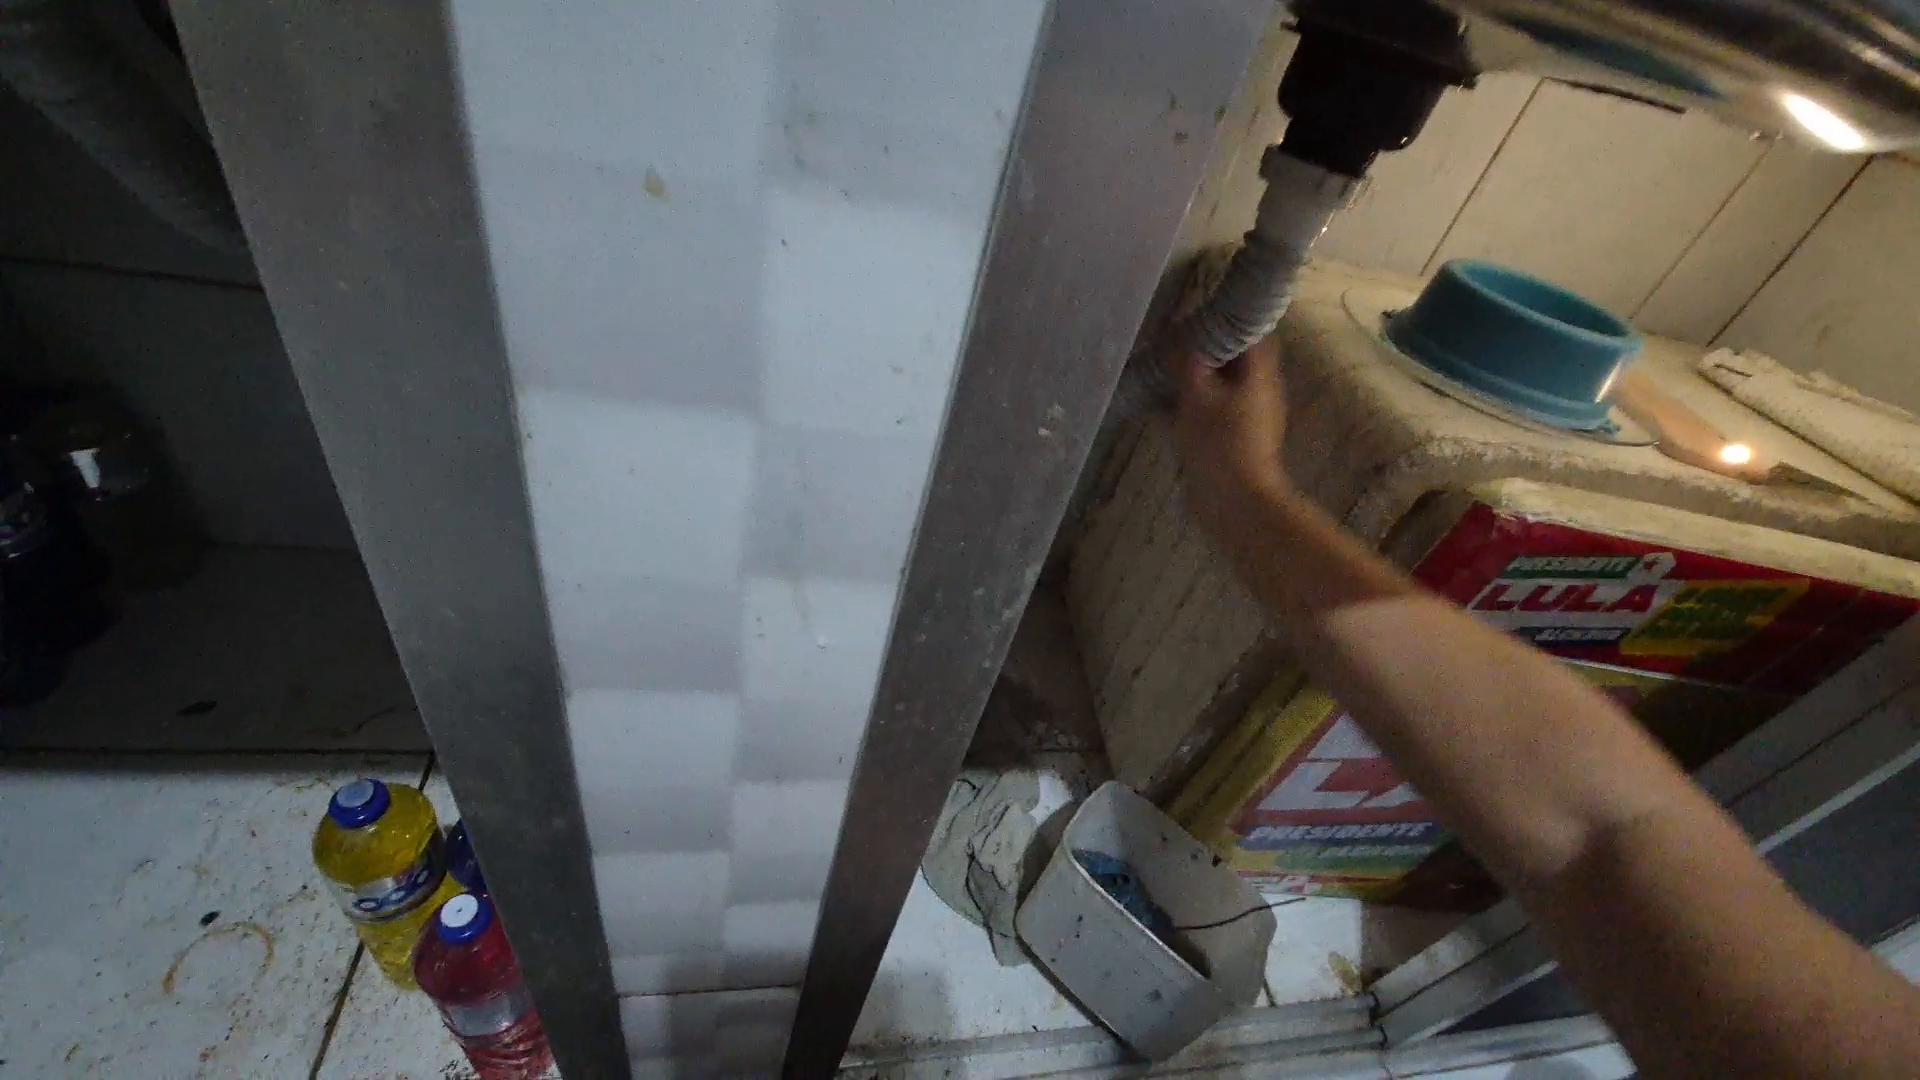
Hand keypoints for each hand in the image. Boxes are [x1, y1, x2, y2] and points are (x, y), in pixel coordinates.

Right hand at [1170, 334, 1291, 540]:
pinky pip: (1210, 412)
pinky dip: (1189, 404)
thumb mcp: (1198, 397)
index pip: (1252, 334)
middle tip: (1170, 343)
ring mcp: (1245, 419)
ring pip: (1219, 387)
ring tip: (1160, 371)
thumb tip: (1176, 337)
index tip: (1197, 316)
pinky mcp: (1230, 442)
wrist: (1234, 503)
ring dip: (1193, 378)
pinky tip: (1161, 405)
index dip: (1228, 321)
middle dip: (1204, 350)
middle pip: (1234, 361)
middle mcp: (1258, 393)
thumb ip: (1187, 363)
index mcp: (1259, 376)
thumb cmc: (1220, 444)